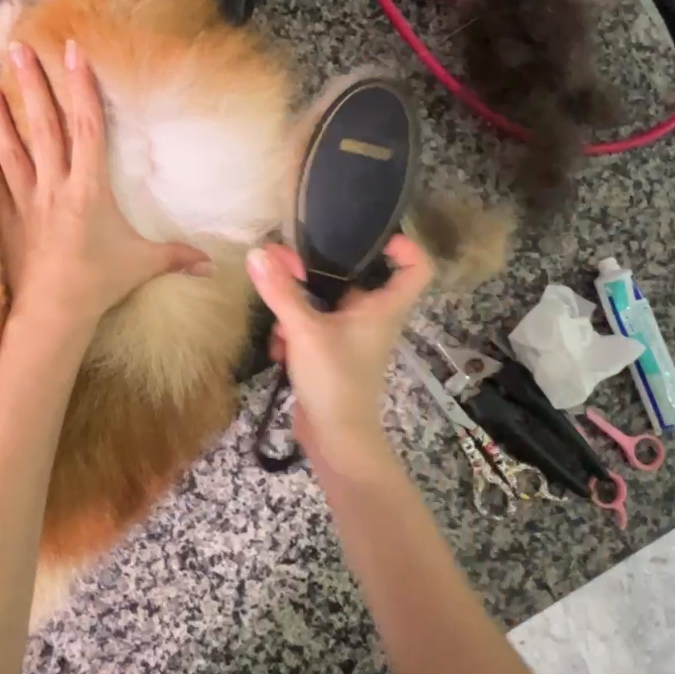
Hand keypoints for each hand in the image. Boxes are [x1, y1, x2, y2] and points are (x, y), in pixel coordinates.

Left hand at [0, 40, 209, 329]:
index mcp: (90, 188)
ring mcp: (28, 202)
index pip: (86, 126)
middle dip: (32, 85)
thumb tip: (212, 264)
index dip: (81, 87)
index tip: (73, 51)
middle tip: (18, 47)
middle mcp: (55, 186)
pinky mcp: (11, 222)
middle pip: (43, 126)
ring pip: (12, 150)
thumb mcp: (143, 264)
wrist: (53, 313)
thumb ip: (177, 256)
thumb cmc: (100, 283)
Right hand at [246, 235, 435, 473]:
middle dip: (316, 274)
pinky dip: (293, 333)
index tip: (371, 235)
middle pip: (354, 279)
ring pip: (325, 305)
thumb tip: (257, 254)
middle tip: (285, 266)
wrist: (336, 439)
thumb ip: (281, 292)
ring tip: (278, 318)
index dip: (403, 245)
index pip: (416, 267)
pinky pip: (312, 329)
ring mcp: (352, 338)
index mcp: (384, 308)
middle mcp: (372, 319)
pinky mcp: (332, 355)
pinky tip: (278, 349)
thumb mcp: (304, 331)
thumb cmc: (335, 380)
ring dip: (297, 307)